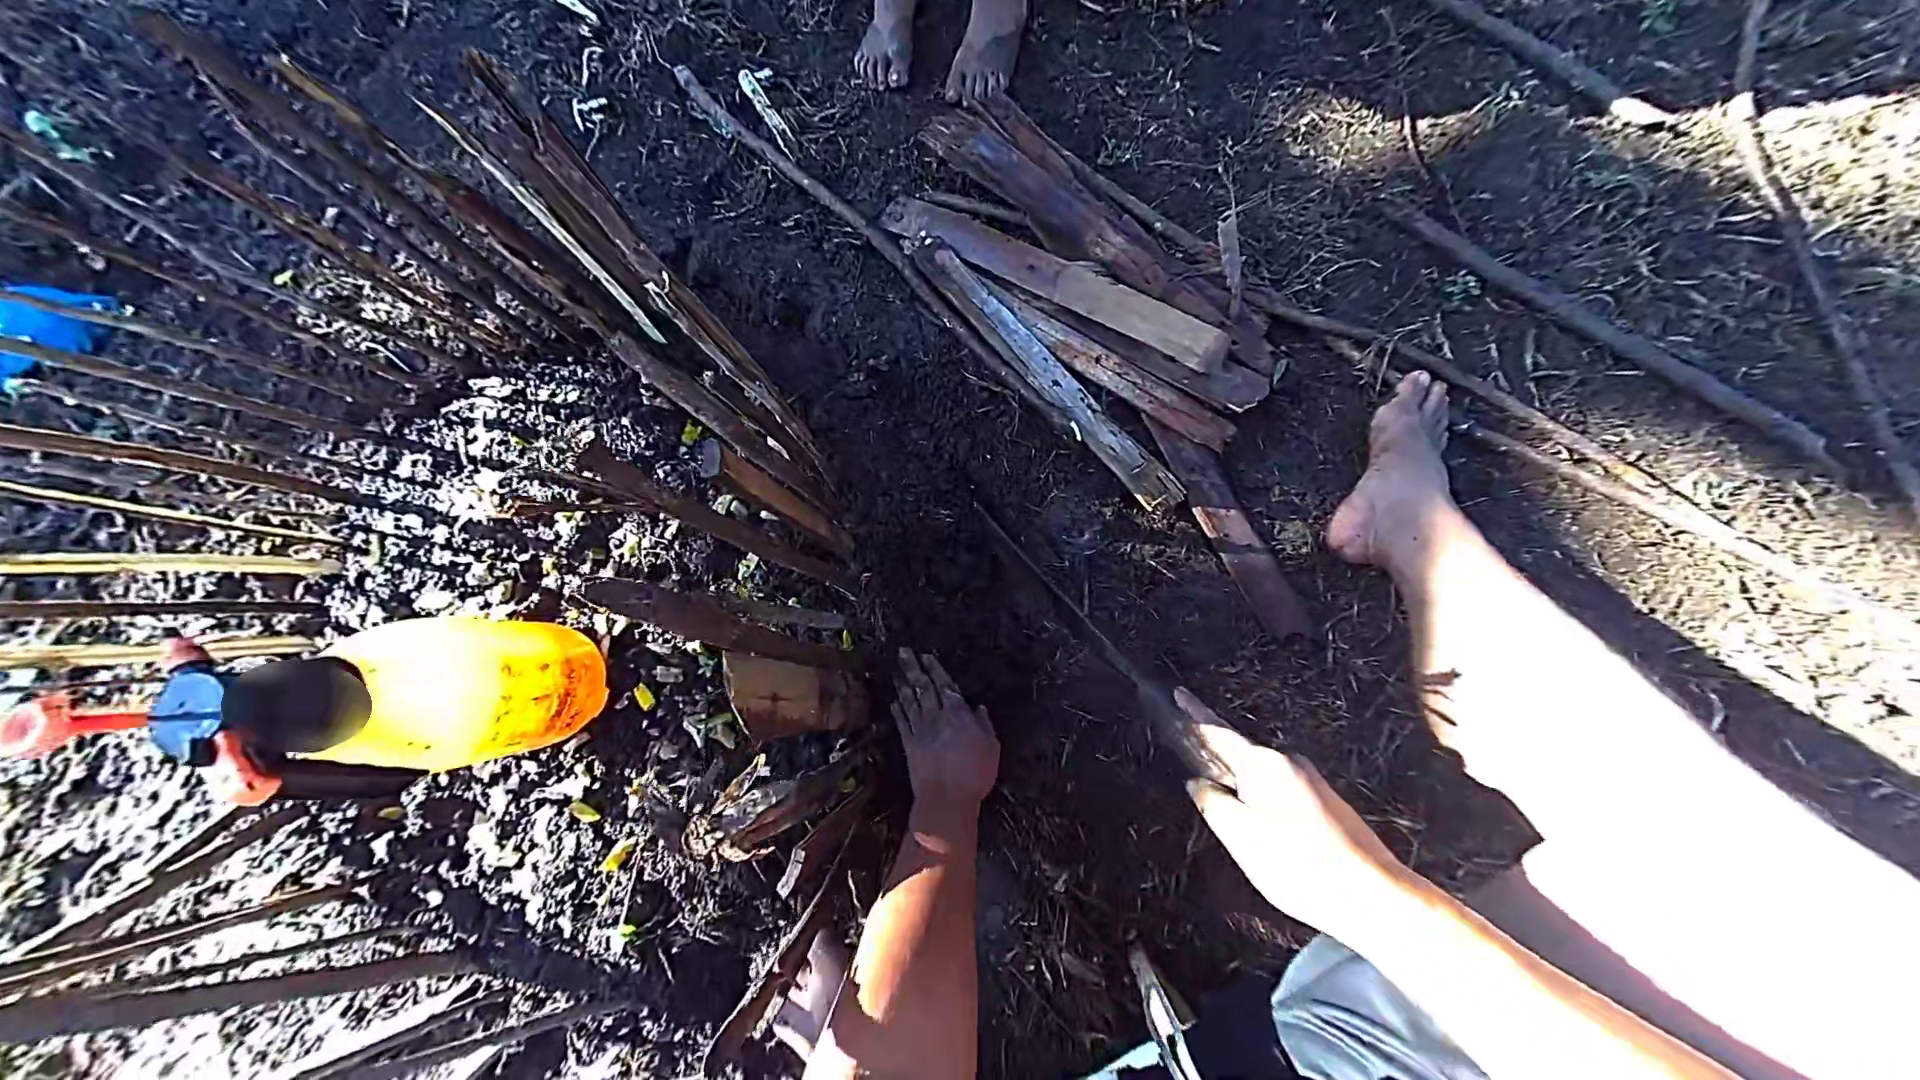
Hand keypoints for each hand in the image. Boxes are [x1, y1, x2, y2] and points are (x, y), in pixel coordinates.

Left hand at [892, 650, 998, 813]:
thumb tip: (979, 707)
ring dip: (903, 684)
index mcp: (958, 714)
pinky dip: (897, 710)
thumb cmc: (975, 773)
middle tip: (904, 653)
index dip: (935, 670)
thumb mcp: (991, 747)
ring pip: (910, 701)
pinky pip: (902, 722)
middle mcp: (936, 716)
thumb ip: (984, 724)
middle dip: (914, 668)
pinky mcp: (909, 745)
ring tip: (897, 671)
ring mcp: (920, 730)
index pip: (944, 685)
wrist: (946, 798)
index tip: (927, 657)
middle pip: (923, 687)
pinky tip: (894, 701)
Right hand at [1178, 689, 1407, 933]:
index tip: (1178, 693)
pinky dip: (1266, 803)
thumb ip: (1211, 803)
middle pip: (1240, 753)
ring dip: (1245, 792)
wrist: (1373, 894)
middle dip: (1219, 765)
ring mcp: (1309, 778)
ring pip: (1260, 776)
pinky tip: (1270, 836)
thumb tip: (1198, 784)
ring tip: (1242, 829)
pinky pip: (1280, 789)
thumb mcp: (1239, 837)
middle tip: (1203, 786)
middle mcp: (1287, 762)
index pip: (1216, 730)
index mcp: (1261, 764)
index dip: (1193, 712)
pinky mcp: (1325, 798)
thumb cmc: (1298, 867)